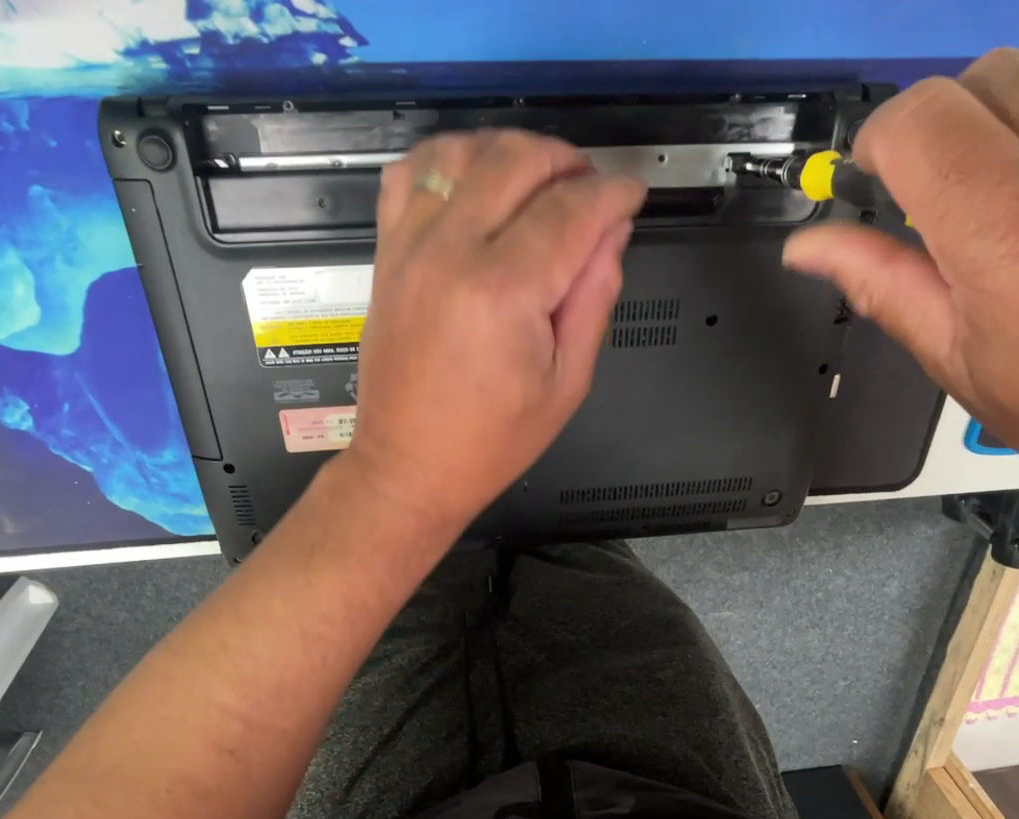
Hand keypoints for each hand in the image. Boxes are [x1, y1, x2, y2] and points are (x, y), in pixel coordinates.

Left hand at [343, 131, 646, 529]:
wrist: (409, 467)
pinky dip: (448, 159)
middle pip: (517, 161)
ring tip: (539, 178)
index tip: (629, 196)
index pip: (572, 209)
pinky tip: (476, 178)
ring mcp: (411, 250)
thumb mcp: (567, 382)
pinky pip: (411, 173)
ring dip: (510, 150)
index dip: (613, 194)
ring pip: (462, 151)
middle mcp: (449, 257)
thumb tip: (611, 235)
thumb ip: (595, 297)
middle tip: (592, 186)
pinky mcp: (389, 255)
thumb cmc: (483, 442)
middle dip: (568, 161)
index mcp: (502, 294)